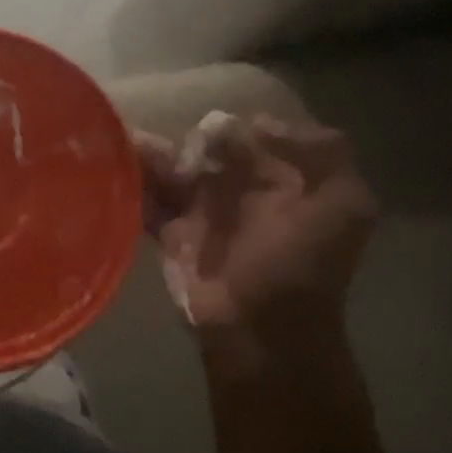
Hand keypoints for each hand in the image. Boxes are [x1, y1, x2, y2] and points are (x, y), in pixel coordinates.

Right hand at [137, 114, 376, 359]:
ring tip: (116, 143)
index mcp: (280, 178)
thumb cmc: (301, 266)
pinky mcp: (171, 235)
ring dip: (145, 156)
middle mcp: (239, 190)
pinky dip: (127, 186)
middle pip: (201, 150)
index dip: (226, 125)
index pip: (248, 136)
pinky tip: (107, 171)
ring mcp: (202, 212)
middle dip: (178, 140)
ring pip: (169, 172)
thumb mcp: (344, 205)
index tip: (205, 124)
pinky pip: (145, 201)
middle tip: (147, 133)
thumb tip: (257, 121)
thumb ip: (324, 154)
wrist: (260, 331)